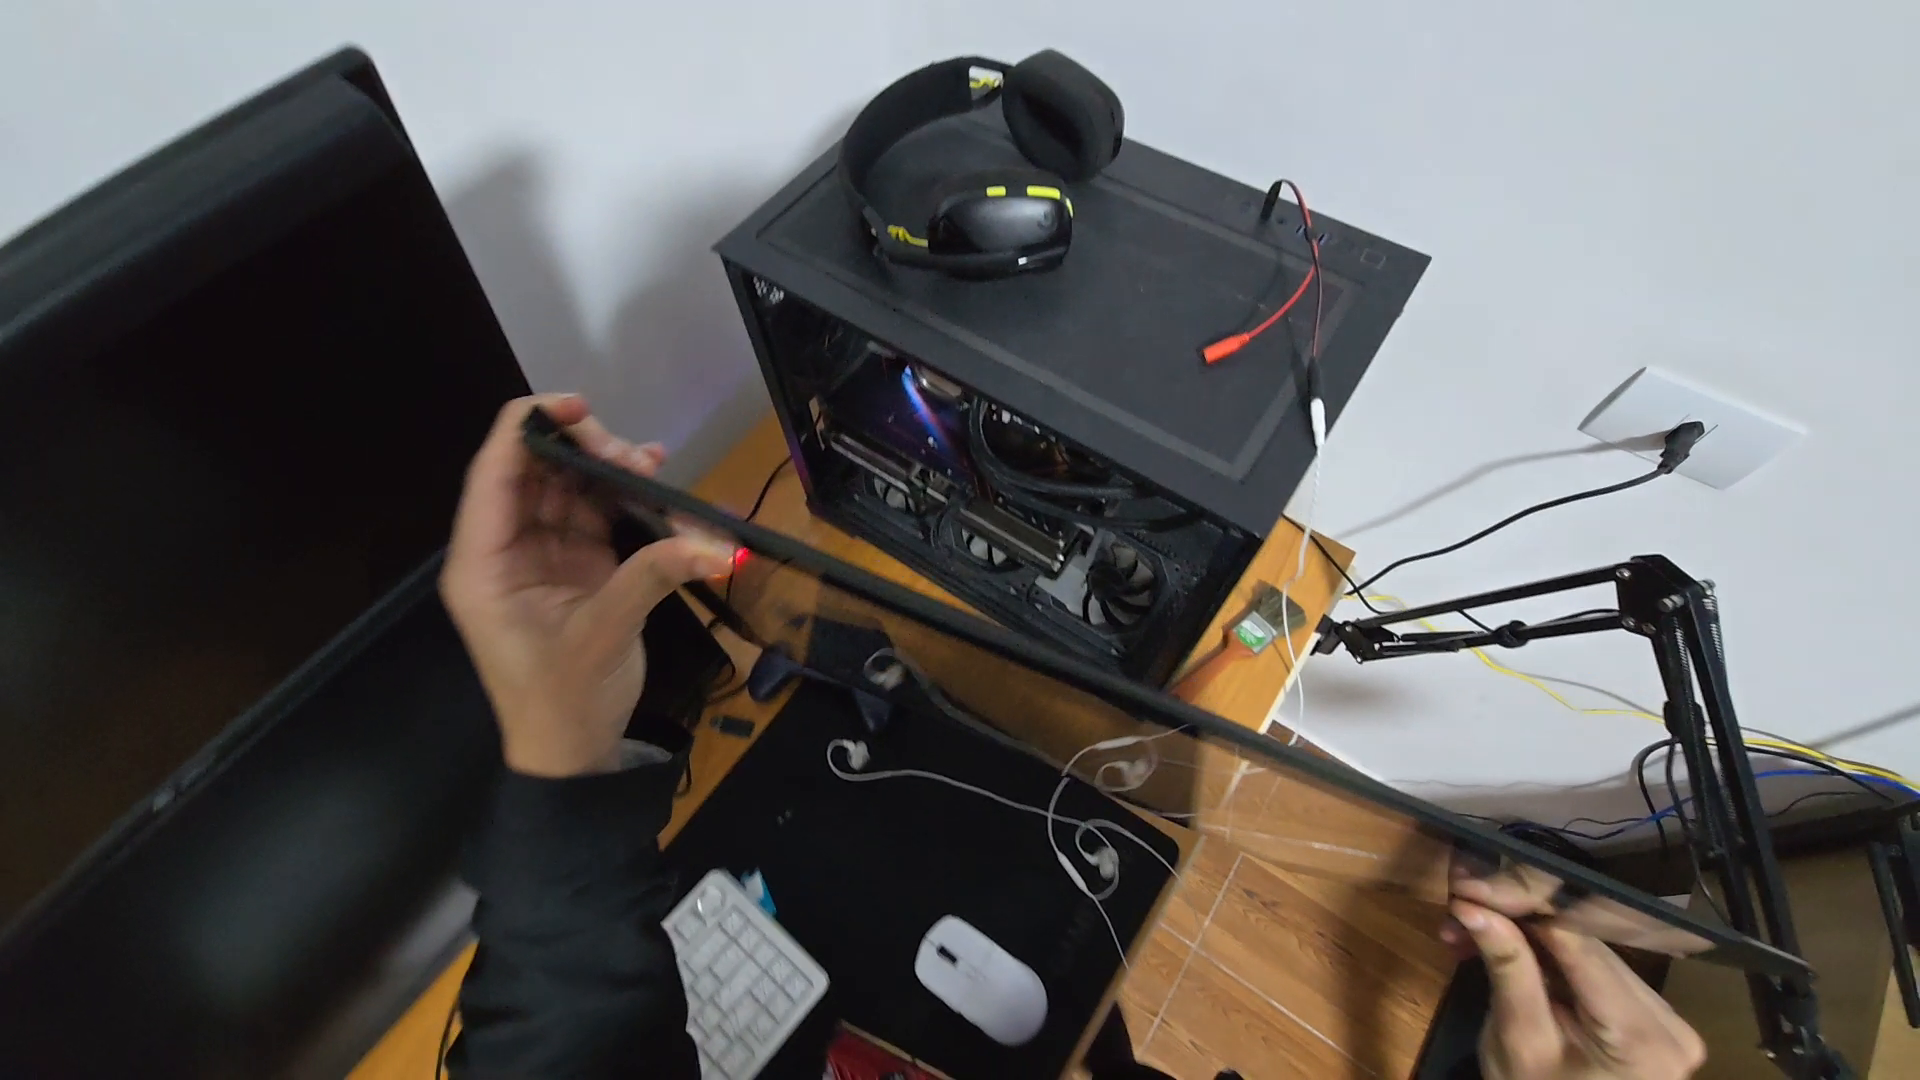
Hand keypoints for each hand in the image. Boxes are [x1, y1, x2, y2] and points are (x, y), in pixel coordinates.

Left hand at [440, 394, 734, 777]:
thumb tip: (722, 545)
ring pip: (575, 490)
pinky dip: (630, 498)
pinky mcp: (584, 567)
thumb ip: (654, 576)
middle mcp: (510, 548)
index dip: (530, 429)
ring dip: (613, 471)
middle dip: (586, 452)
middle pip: (540, 474)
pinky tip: (658, 481)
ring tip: (656, 466)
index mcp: (484, 562)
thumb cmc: (564, 700)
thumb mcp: (602, 634)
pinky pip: (603, 517)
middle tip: (637, 456)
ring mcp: (549, 556)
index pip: (496, 474)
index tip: (580, 405)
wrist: (575, 753)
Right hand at [1444, 900, 1705, 1079]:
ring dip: (1517, 930)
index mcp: (1645, 1035)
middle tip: (1454, 909)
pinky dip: (1537, 949)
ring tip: (1463, 929)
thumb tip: (1471, 903)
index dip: (1519, 903)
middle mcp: (1669, 1020)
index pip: (1577, 941)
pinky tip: (1497, 944)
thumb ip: (1507, 966)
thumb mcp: (1517, 1036)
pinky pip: (1585, 961)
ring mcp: (1663, 1017)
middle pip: (1579, 939)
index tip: (1465, 887)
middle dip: (1510, 917)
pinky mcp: (1647, 1013)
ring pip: (1578, 943)